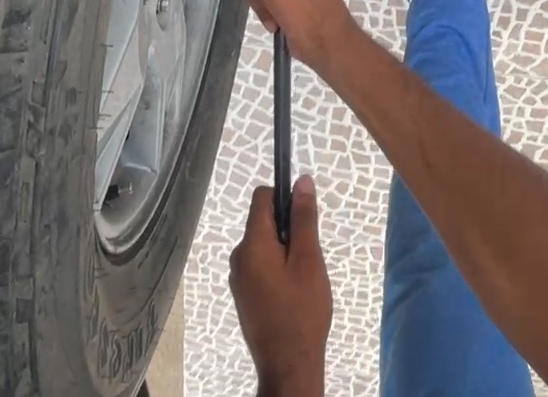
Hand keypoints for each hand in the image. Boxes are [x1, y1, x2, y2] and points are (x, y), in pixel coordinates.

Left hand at [230, 176, 331, 396]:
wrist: (288, 366)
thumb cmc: (302, 310)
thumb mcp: (309, 259)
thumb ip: (304, 218)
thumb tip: (301, 181)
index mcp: (252, 244)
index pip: (262, 197)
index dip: (285, 197)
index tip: (304, 218)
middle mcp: (239, 256)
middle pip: (263, 222)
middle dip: (288, 230)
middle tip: (308, 257)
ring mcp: (238, 277)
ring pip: (264, 245)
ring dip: (284, 251)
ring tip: (303, 278)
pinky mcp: (244, 295)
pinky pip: (260, 265)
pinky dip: (277, 268)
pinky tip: (293, 293)